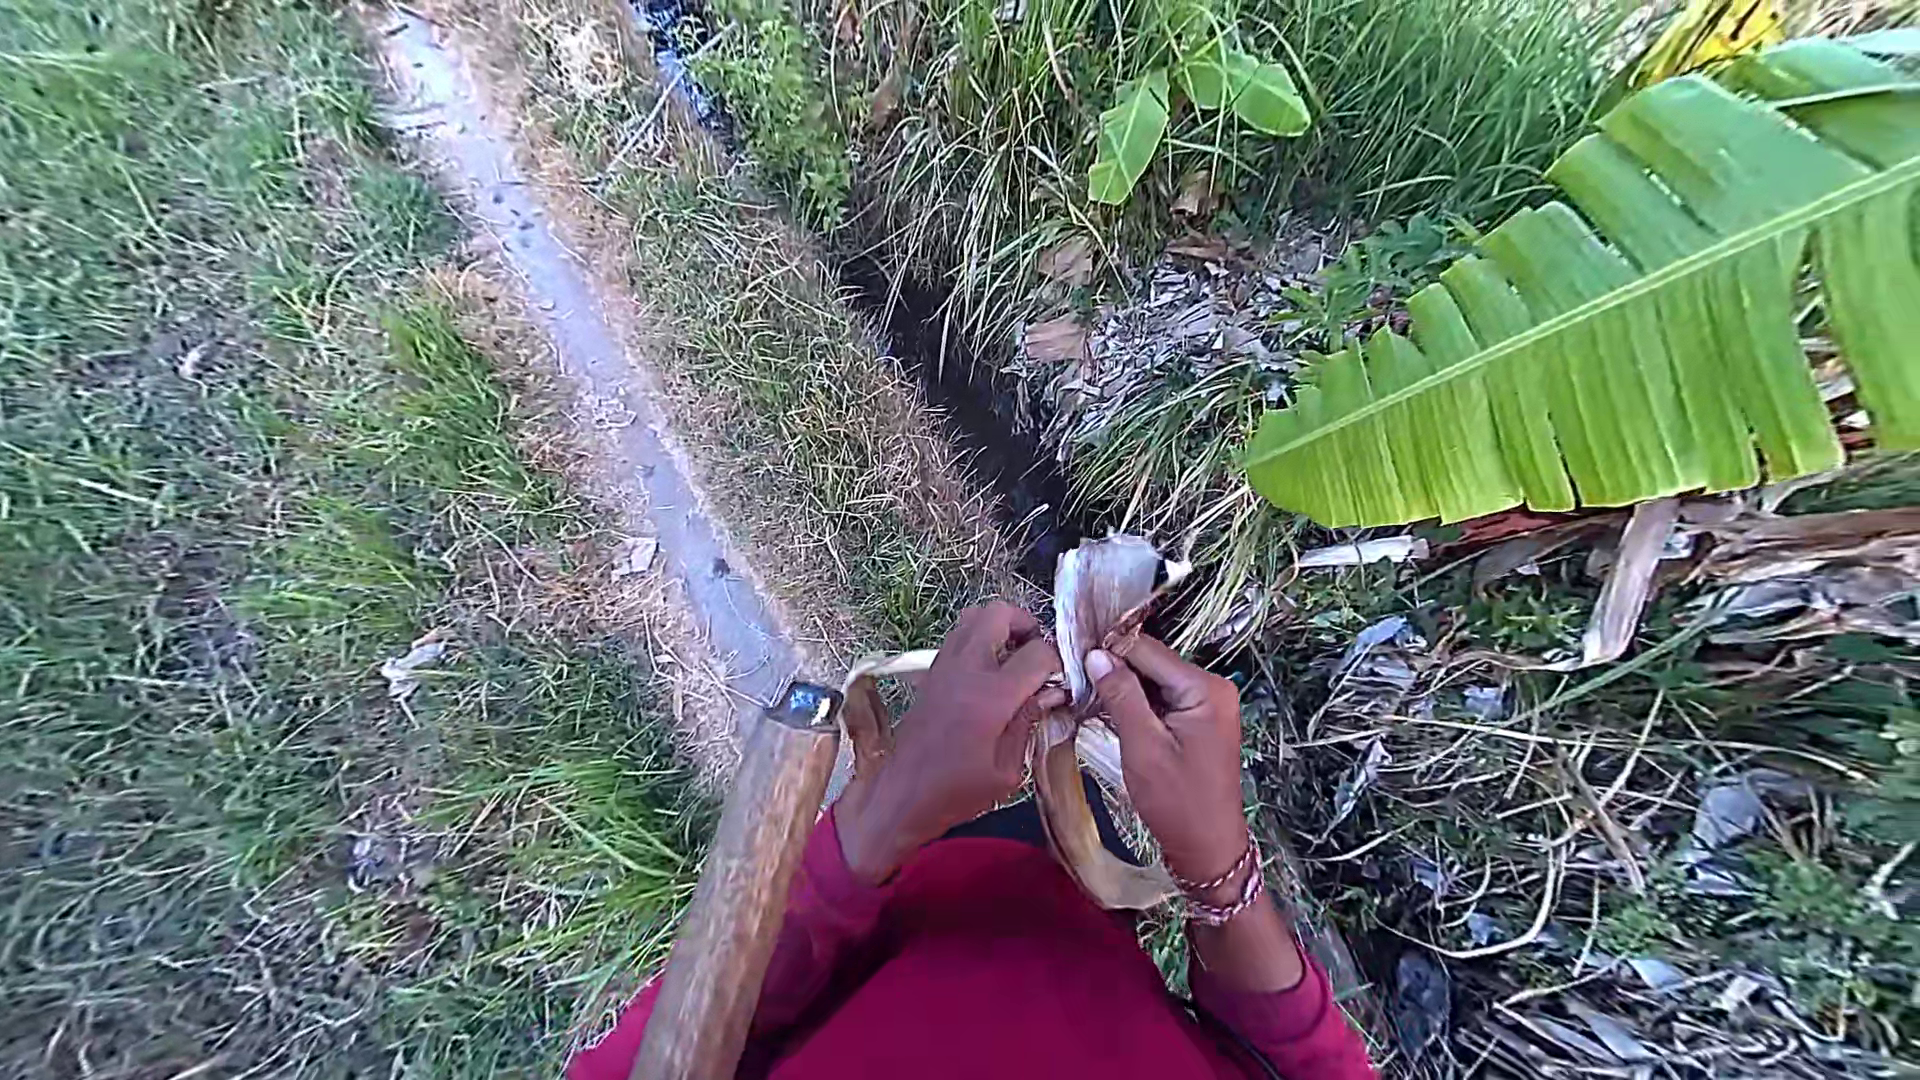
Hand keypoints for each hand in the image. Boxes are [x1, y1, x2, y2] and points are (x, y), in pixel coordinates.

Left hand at [836, 602, 1064, 883]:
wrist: (902, 794)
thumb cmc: (956, 791)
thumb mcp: (1008, 771)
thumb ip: (1029, 723)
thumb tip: (1049, 692)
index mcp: (992, 695)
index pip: (1037, 651)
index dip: (1057, 660)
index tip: (1061, 678)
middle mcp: (967, 667)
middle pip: (1000, 613)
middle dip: (1027, 624)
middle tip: (1037, 653)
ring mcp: (945, 664)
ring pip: (975, 615)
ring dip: (1000, 627)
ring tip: (1014, 658)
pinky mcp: (932, 670)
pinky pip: (960, 634)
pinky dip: (980, 638)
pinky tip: (990, 671)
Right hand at [1087, 636, 1246, 897]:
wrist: (1208, 849)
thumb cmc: (1177, 802)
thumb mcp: (1143, 746)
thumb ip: (1121, 695)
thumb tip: (1096, 654)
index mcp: (1204, 688)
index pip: (1146, 650)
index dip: (1107, 650)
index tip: (1071, 654)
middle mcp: (1211, 686)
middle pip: (1150, 662)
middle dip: (1113, 668)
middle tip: (1074, 675)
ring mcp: (1206, 701)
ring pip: (1151, 678)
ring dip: (1121, 685)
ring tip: (1085, 690)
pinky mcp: (1197, 716)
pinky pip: (1159, 696)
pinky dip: (1134, 701)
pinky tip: (1108, 708)